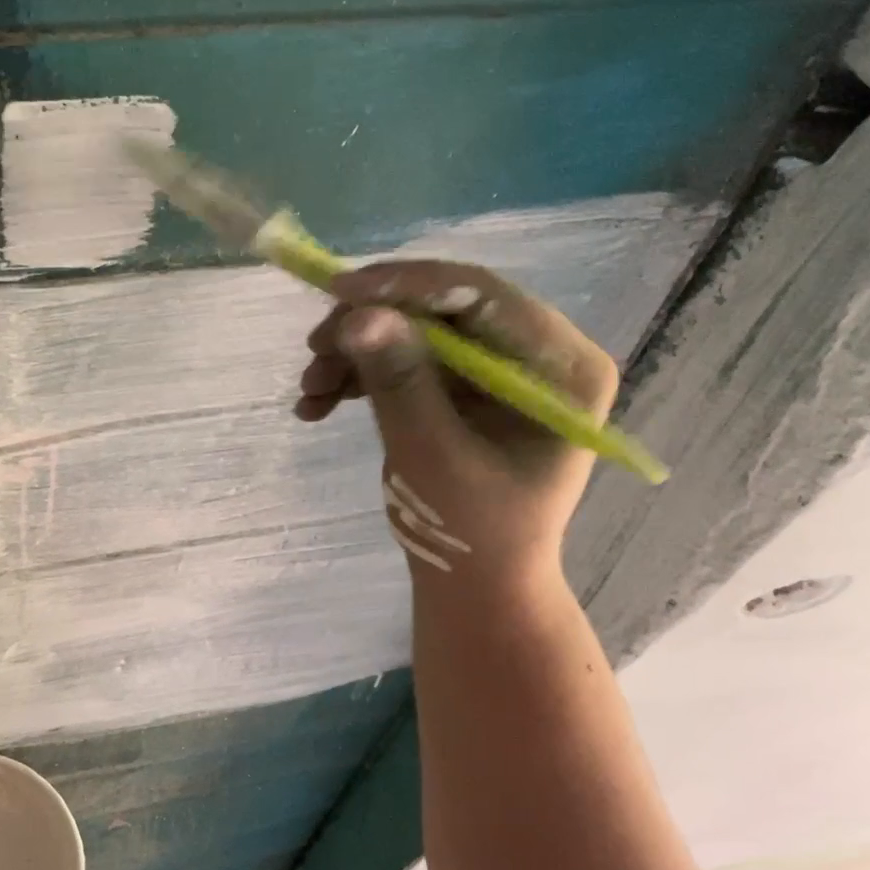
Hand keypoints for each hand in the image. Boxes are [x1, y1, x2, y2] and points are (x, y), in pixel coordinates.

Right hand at [294, 260, 618, 589]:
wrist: (474, 583)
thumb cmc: (472, 530)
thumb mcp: (431, 454)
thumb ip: (400, 381)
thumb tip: (357, 315)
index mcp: (560, 366)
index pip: (484, 297)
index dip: (408, 285)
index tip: (337, 292)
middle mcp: (532, 355)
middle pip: (442, 309)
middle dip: (370, 324)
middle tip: (313, 347)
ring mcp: (492, 370)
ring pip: (412, 331)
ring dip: (353, 353)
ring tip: (309, 389)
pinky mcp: (458, 388)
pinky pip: (401, 360)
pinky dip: (356, 377)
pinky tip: (316, 405)